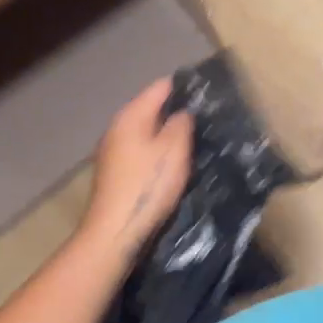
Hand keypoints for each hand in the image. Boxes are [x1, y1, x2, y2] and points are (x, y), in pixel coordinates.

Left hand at [78, 77, 193, 263]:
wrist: (114, 235)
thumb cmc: (147, 186)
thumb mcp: (174, 149)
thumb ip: (182, 122)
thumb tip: (183, 111)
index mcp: (131, 115)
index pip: (162, 86)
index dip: (186, 87)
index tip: (209, 94)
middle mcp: (118, 128)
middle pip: (153, 109)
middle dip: (177, 112)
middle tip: (207, 119)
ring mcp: (113, 152)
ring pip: (148, 132)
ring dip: (168, 135)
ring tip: (195, 141)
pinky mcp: (115, 174)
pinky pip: (142, 151)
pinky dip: (158, 153)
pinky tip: (173, 165)